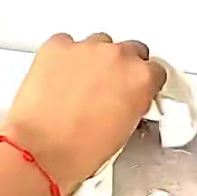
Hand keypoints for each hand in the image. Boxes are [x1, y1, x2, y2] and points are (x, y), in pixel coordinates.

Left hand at [2, 32, 165, 189]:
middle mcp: (118, 56)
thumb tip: (125, 103)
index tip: (136, 91)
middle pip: (130, 50)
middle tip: (107, 91)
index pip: (155, 71)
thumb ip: (132, 107)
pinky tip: (59, 80)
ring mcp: (86, 48)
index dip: (145, 84)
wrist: (40, 151)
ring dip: (93, 61)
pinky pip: (66, 44)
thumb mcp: (123, 134)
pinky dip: (65, 58)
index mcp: (141, 78)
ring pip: (98, 44)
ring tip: (80, 88)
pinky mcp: (57, 46)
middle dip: (121, 69)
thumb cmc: (79, 151)